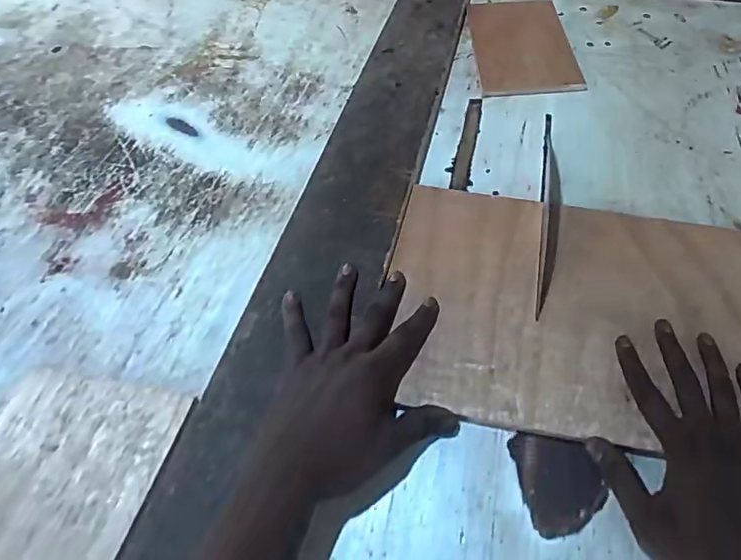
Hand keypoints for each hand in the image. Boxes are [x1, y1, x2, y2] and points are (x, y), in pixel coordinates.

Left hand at [208, 265, 454, 558]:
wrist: (285, 473)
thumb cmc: (341, 460)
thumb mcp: (387, 447)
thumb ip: (420, 426)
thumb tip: (454, 419)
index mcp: (376, 373)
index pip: (405, 339)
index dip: (421, 320)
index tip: (431, 300)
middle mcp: (351, 357)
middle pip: (374, 318)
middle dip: (388, 296)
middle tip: (397, 274)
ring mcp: (321, 359)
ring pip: (336, 317)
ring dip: (344, 290)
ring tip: (349, 267)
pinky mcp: (295, 369)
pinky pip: (296, 336)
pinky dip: (293, 315)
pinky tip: (290, 295)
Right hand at [588, 321, 740, 559]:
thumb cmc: (691, 552)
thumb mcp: (647, 521)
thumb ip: (620, 478)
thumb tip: (592, 441)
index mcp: (680, 449)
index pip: (649, 398)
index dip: (634, 367)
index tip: (623, 341)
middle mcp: (709, 436)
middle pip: (687, 384)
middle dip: (672, 352)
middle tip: (662, 324)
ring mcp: (738, 444)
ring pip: (723, 391)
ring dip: (711, 361)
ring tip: (702, 336)